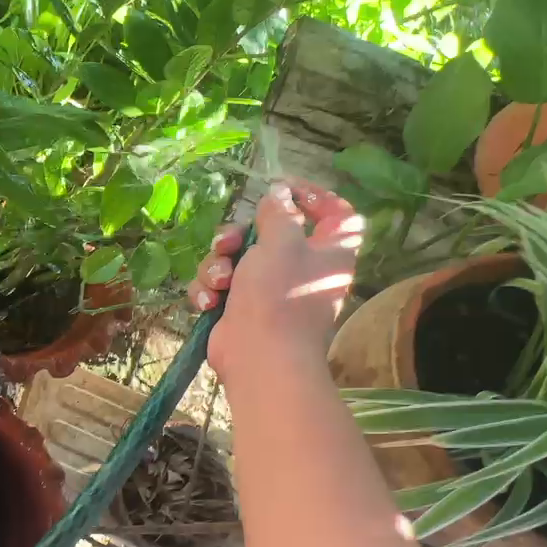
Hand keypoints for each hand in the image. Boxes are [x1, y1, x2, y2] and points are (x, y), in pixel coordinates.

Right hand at [189, 180, 362, 377]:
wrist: (260, 358)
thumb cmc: (279, 298)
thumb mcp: (281, 243)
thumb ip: (279, 213)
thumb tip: (280, 193)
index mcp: (327, 251)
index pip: (336, 213)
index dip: (314, 196)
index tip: (283, 189)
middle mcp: (300, 268)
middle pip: (268, 233)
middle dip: (238, 236)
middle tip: (228, 244)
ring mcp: (268, 290)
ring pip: (234, 258)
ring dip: (217, 267)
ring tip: (219, 284)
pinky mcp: (239, 308)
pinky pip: (218, 286)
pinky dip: (210, 291)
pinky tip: (209, 303)